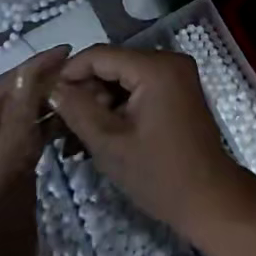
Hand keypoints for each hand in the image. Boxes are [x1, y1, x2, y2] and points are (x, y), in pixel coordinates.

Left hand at [0, 46, 64, 255]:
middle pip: (6, 108)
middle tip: (81, 71)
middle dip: (39, 88)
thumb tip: (32, 69)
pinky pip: (25, 151)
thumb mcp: (1, 175)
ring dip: (44, 111)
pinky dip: (44, 136)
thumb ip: (19, 122)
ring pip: (18, 129)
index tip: (67, 52)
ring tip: (80, 91)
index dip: (29, 71)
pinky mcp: (5, 188)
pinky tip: (68, 125)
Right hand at [50, 46, 255, 244]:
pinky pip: (137, 90)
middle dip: (83, 93)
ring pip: (122, 79)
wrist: (211, 201)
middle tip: (59, 125)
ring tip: (74, 139)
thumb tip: (50, 87)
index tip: (44, 98)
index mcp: (155, 67)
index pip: (99, 55)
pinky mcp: (177, 91)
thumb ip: (76, 109)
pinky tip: (97, 135)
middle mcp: (168, 61)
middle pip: (111, 66)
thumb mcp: (109, 143)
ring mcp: (176, 75)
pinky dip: (117, 109)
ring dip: (98, 104)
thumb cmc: (159, 175)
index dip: (68, 74)